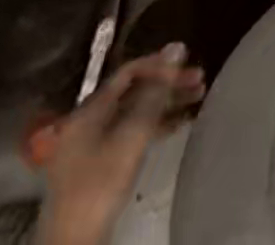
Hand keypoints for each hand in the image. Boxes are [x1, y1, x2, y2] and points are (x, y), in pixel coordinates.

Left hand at [38, 44, 205, 244]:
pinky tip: (181, 123)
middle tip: (199, 78)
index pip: (127, 73)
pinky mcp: (103, 163)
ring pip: (136, 111)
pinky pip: (134, 132)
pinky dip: (157, 124)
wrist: (75, 244)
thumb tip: (176, 49)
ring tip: (199, 95)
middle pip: (133, 91)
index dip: (158, 64)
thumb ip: (154, 94)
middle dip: (166, 83)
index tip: (187, 60)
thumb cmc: (100, 187)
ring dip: (166, 103)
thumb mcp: (131, 137)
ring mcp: (95, 143)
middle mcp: (90, 120)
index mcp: (89, 110)